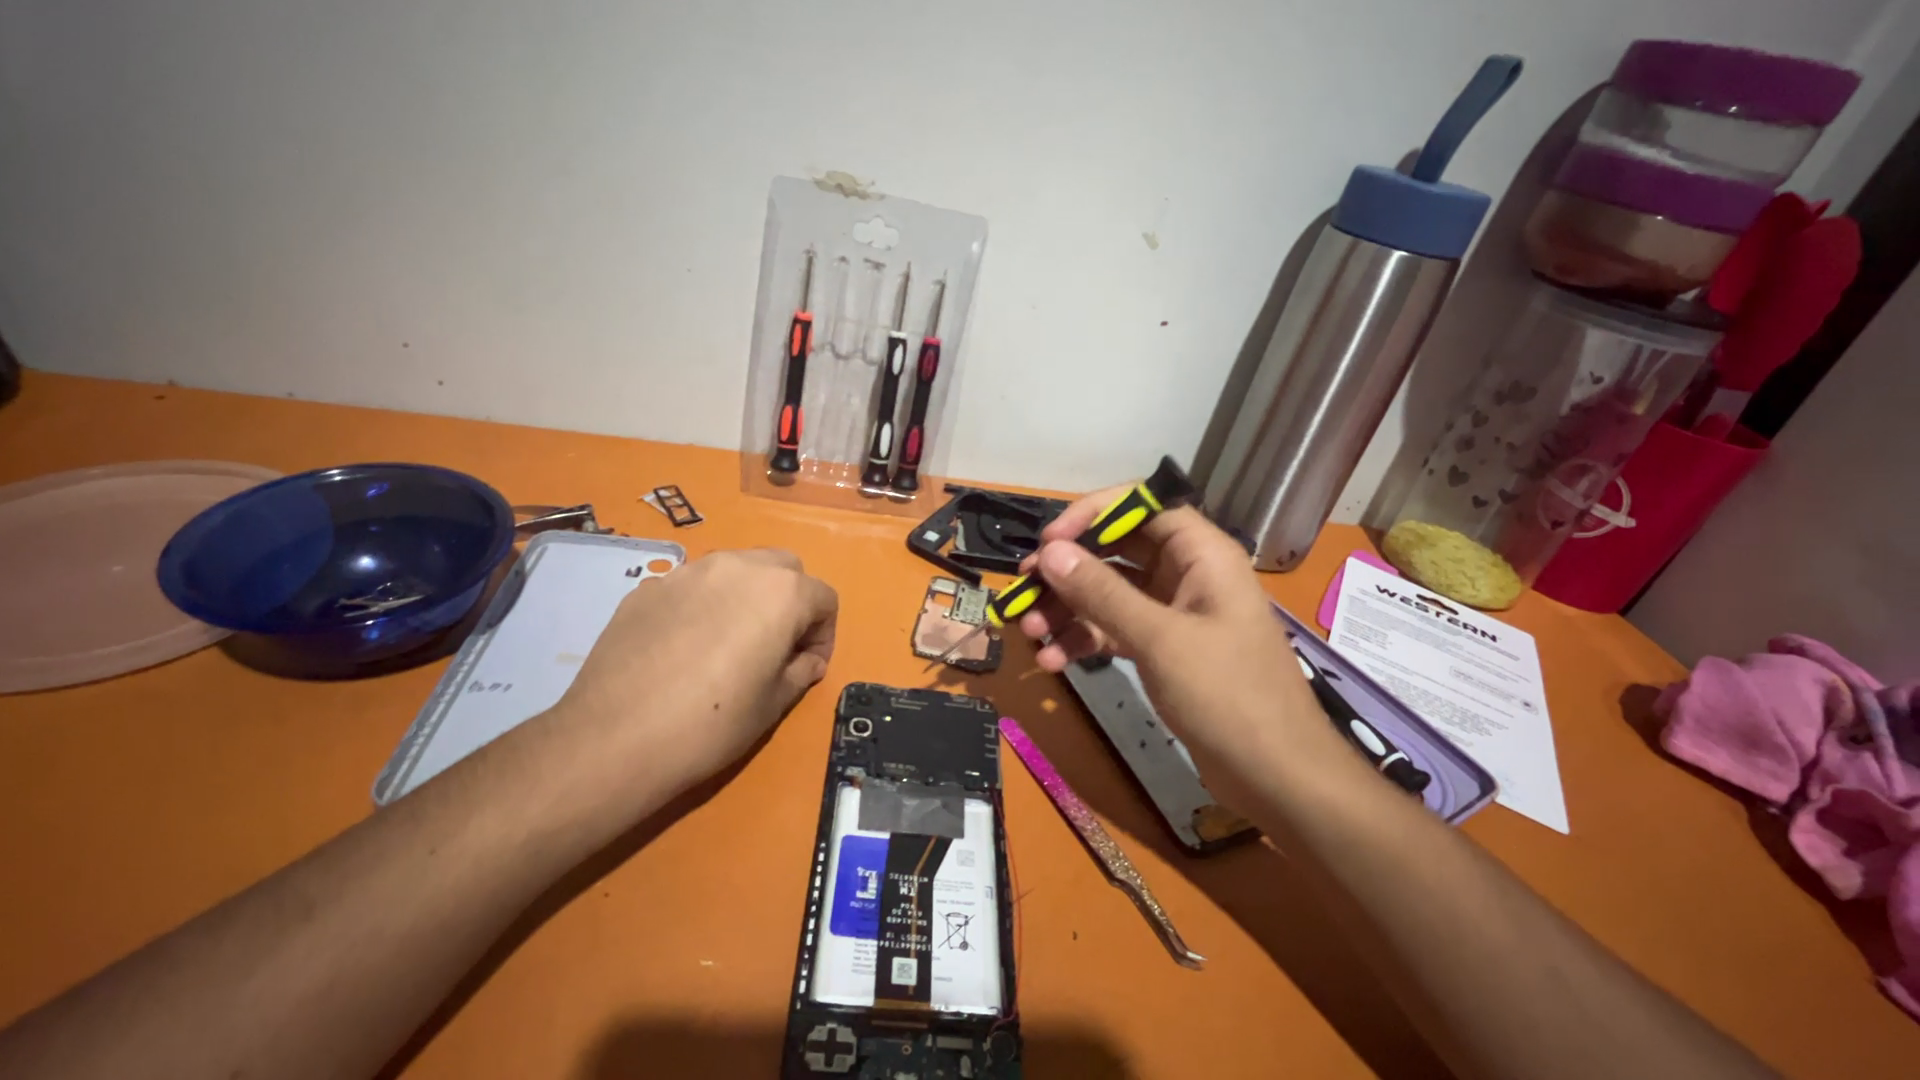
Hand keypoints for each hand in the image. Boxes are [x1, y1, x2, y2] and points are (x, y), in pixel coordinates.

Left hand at [552, 548, 837, 794]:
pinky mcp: (647, 588)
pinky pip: (691, 587)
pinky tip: (683, 650)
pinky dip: (702, 606)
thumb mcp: (773, 705)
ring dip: (745, 597)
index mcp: (781, 592)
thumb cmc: (712, 724)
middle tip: (775, 647)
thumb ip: (800, 671)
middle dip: (790, 601)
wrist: (615, 737)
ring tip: (727, 645)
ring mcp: (688, 572)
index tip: (807, 667)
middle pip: (783, 568)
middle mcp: (738, 567)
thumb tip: (805, 660)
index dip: (824, 635)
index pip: (824, 598)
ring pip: (735, 570)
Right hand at [1014, 494, 1339, 796]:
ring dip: (1069, 610)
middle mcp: (1190, 576)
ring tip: (1029, 632)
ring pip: (1112, 596)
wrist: (1277, 776)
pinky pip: (1117, 632)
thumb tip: (1050, 552)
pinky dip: (1086, 642)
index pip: (1143, 508)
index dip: (1093, 515)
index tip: (1049, 540)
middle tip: (1025, 588)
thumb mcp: (1159, 638)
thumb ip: (1102, 593)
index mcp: (1203, 555)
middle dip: (1070, 570)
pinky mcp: (1168, 654)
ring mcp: (1178, 616)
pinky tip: (1052, 662)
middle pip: (1120, 552)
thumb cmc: (1227, 695)